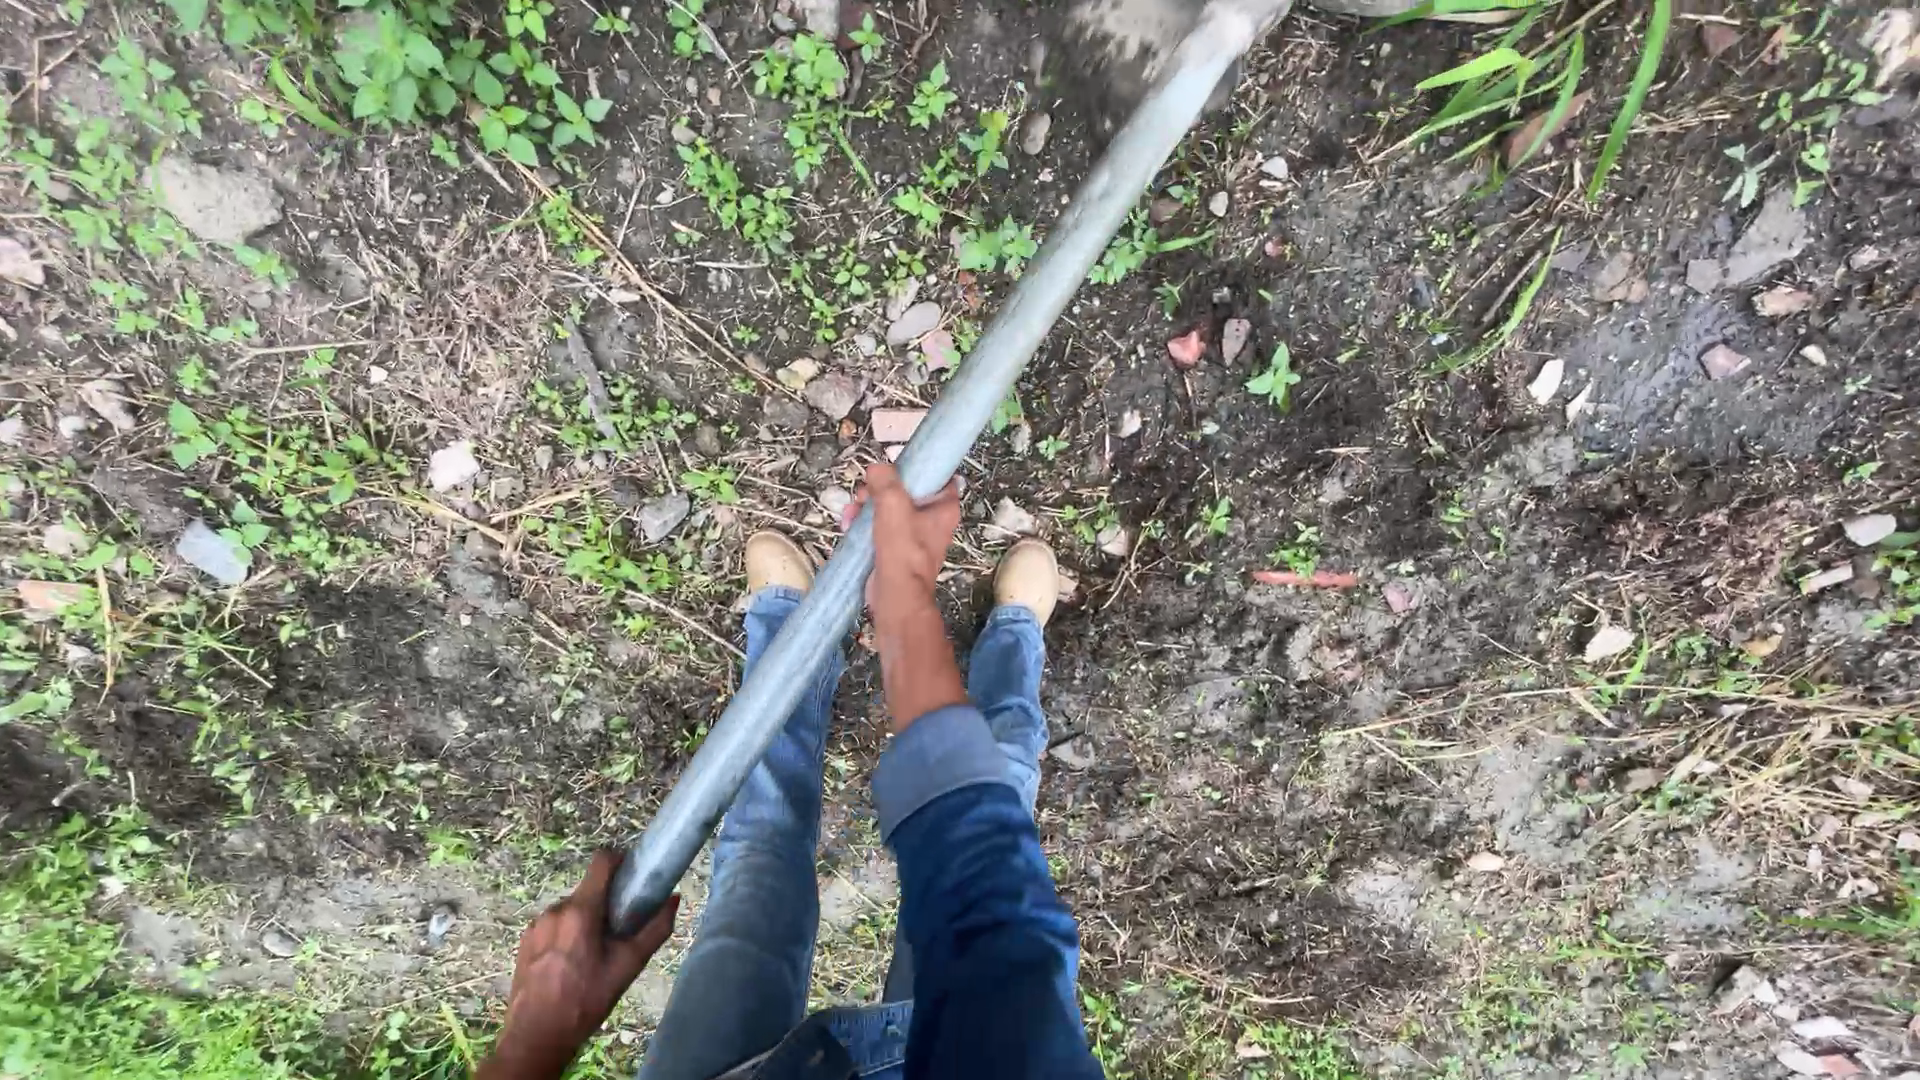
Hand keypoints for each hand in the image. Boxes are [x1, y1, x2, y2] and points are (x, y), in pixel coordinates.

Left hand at [476, 851, 678, 1079]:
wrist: (535, 1040)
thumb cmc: (586, 1000)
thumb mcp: (629, 966)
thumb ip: (655, 929)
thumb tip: (674, 899)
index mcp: (581, 911)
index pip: (602, 861)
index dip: (620, 860)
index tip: (632, 875)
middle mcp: (555, 910)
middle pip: (588, 889)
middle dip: (604, 902)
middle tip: (616, 929)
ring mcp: (536, 925)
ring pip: (570, 908)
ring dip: (584, 919)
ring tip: (591, 951)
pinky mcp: (524, 940)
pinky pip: (553, 923)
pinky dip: (565, 933)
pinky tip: (569, 961)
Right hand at [845, 463, 966, 731]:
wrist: (895, 598)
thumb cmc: (902, 552)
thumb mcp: (893, 507)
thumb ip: (886, 482)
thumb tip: (877, 469)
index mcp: (944, 507)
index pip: (936, 474)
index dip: (914, 467)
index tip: (892, 467)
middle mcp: (933, 519)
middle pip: (904, 490)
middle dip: (878, 490)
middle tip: (862, 495)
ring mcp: (914, 535)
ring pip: (888, 507)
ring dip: (866, 507)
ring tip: (851, 515)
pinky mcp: (896, 548)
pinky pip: (879, 526)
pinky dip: (865, 524)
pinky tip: (849, 526)